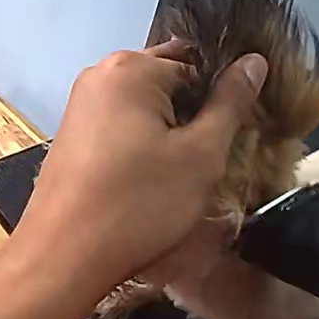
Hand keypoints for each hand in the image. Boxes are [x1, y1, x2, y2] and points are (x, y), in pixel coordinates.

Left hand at [0, 41, 265, 318]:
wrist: (63, 258)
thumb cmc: (140, 204)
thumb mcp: (200, 155)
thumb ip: (230, 104)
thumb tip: (254, 60)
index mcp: (131, 68)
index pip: (198, 67)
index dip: (222, 102)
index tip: (231, 140)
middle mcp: (99, 75)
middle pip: (168, 84)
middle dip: (193, 117)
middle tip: (209, 161)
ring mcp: (80, 107)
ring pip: (145, 109)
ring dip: (169, 136)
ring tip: (181, 176)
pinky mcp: (71, 137)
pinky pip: (121, 128)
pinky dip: (142, 148)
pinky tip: (149, 183)